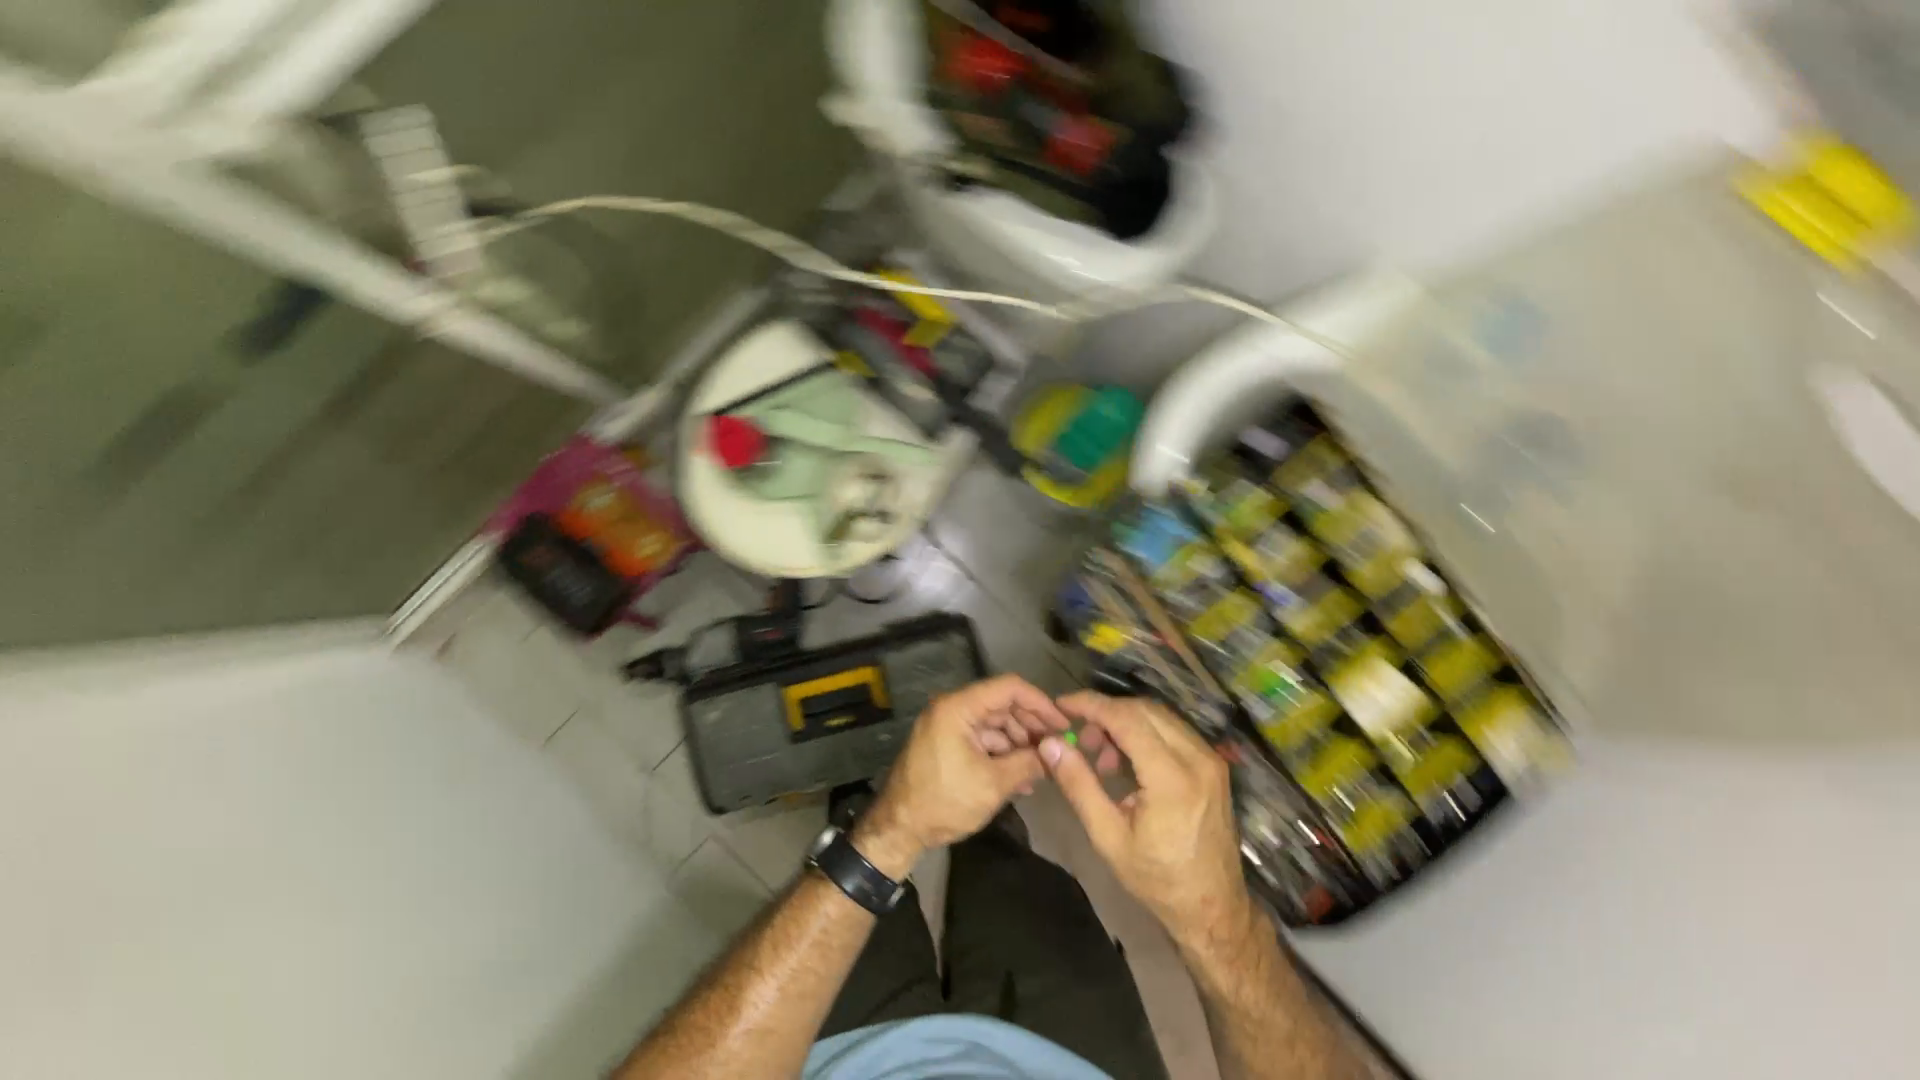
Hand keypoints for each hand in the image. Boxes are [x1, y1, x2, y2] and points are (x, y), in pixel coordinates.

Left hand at [856, 676, 1069, 878]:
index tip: (1064, 724)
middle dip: (1032, 725)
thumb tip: (1059, 752)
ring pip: (995, 723)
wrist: (899, 829)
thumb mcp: (993, 784)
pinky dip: (1003, 753)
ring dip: (1020, 743)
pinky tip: (1024, 777)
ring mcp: (948, 726)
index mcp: (958, 708)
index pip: (1009, 688)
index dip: (1040, 703)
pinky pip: (982, 739)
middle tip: (1058, 748)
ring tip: (1043, 768)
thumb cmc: (944, 802)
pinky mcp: (947, 743)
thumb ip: (1029, 762)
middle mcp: (952, 708)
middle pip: (1003, 704)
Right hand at [1039, 692, 1254, 947]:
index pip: (1127, 719)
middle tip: (1078, 736)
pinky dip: (1145, 733)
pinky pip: (1174, 732)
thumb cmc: (1157, 879)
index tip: (1062, 704)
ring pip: (1160, 717)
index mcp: (1172, 779)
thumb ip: (1079, 785)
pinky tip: (1126, 761)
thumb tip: (1049, 745)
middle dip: (1106, 713)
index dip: (1091, 705)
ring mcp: (1211, 760)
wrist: (1212, 905)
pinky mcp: (1214, 765)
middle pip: (1144, 710)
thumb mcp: (1108, 836)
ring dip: (1125, 722)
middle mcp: (1198, 759)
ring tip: (1100, 756)